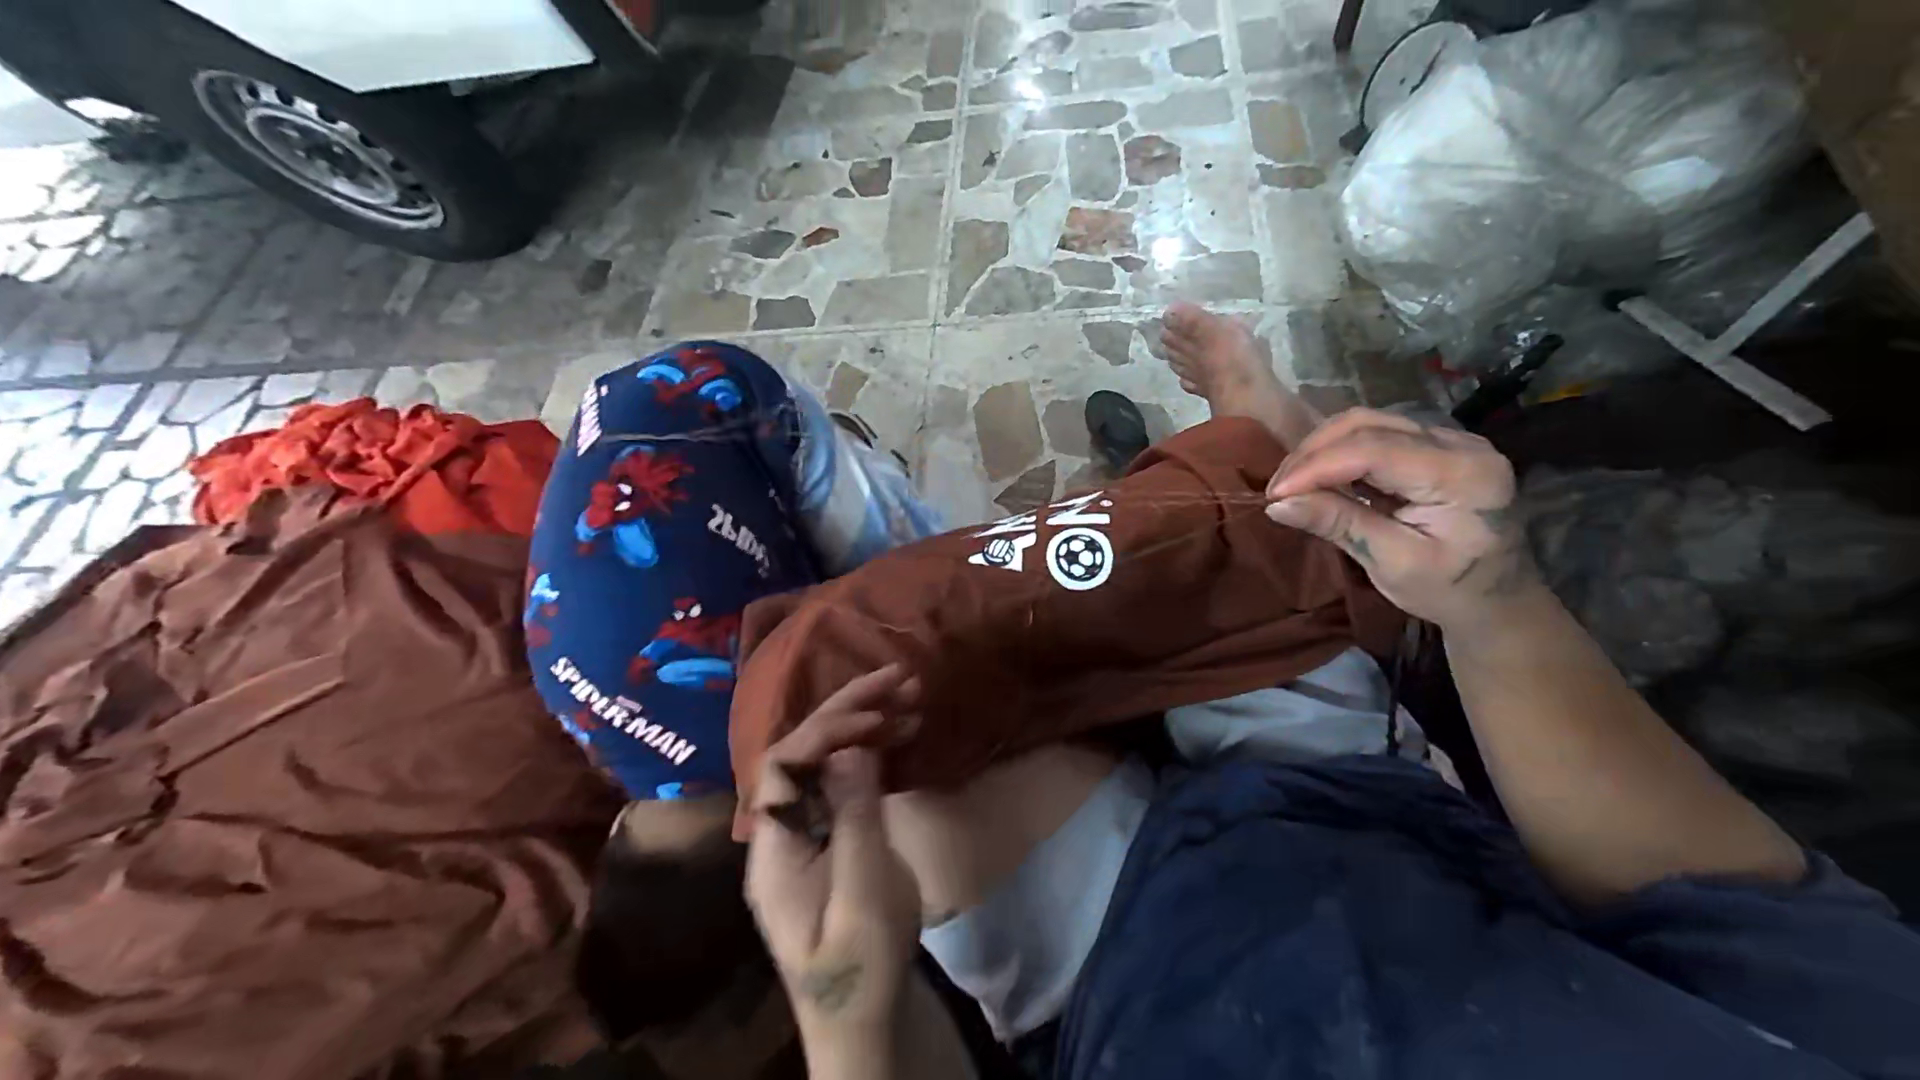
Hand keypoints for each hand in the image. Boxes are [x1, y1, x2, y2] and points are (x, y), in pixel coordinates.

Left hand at [745, 666, 923, 1045]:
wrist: (865, 1020)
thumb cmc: (862, 965)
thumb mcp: (863, 895)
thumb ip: (854, 817)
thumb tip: (851, 747)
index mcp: (773, 848)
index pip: (783, 766)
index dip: (824, 729)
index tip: (874, 714)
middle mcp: (780, 831)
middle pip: (802, 753)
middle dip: (846, 711)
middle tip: (896, 678)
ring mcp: (805, 833)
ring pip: (825, 762)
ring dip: (863, 724)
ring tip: (908, 695)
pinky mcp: (830, 837)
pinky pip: (844, 781)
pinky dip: (872, 753)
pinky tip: (901, 734)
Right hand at [1265, 408, 1542, 630]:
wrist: (1497, 598)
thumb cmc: (1449, 589)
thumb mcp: (1393, 563)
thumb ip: (1339, 525)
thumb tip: (1277, 505)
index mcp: (1460, 474)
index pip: (1373, 450)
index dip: (1316, 467)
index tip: (1275, 495)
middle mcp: (1459, 443)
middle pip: (1368, 424)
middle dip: (1312, 453)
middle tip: (1278, 490)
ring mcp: (1449, 439)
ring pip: (1367, 422)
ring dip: (1320, 449)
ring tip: (1292, 484)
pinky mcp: (1434, 446)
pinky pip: (1376, 434)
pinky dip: (1337, 452)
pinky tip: (1318, 478)